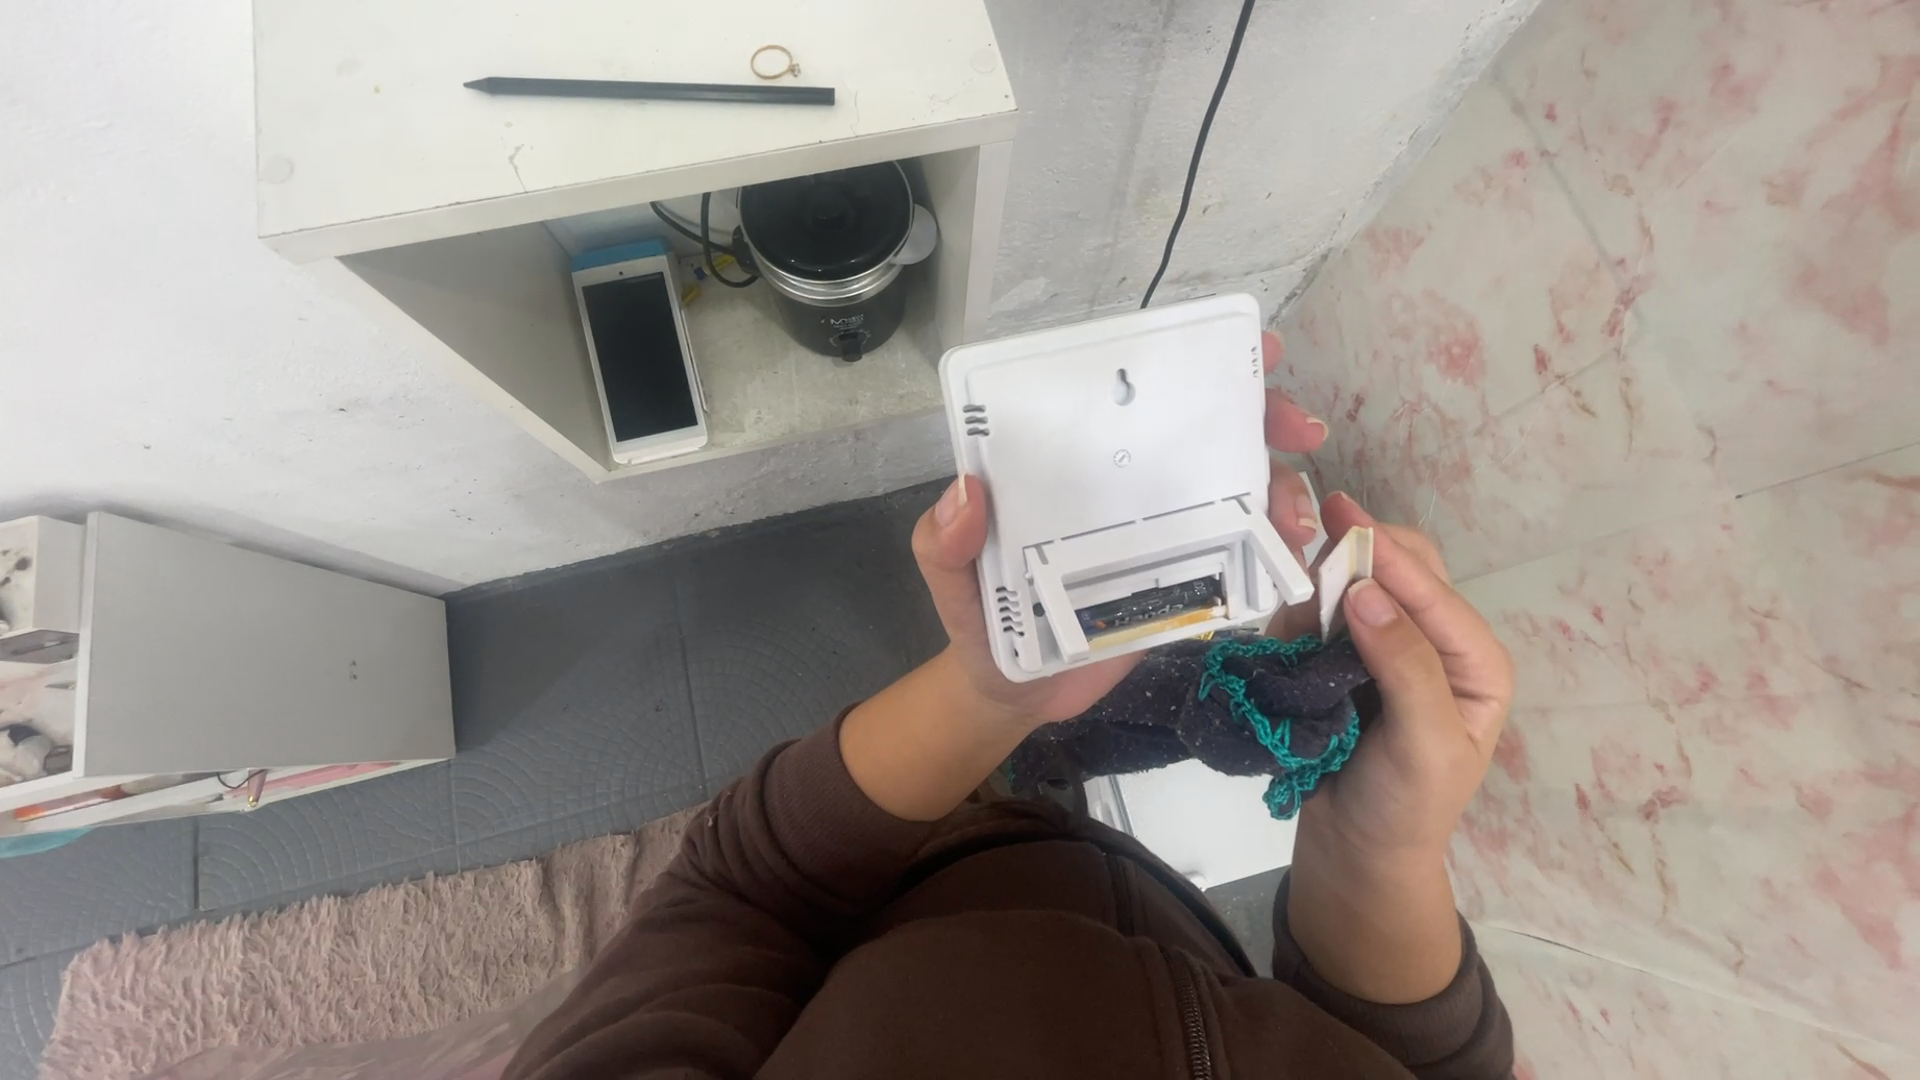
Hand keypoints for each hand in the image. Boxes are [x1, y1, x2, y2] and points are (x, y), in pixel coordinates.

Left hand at [910, 331, 1329, 730]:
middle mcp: (1122, 492)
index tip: (1245, 354)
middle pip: (1202, 436)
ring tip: (1293, 519)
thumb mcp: (952, 583)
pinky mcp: (1181, 587)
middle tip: (1298, 430)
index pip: (1128, 405)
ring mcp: (1158, 537)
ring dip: (1282, 489)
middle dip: (1263, 416)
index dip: (1188, 371)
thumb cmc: (980, 626)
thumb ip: (944, 545)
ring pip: (1234, 493)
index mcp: (1070, 473)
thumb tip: (966, 493)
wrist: (1016, 695)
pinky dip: (1274, 551)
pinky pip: (1239, 559)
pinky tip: (1292, 557)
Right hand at [1284, 492, 1512, 1003]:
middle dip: (1359, 549)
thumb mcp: (1424, 743)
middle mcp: (1430, 641)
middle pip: (1401, 570)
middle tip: (1307, 536)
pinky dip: (1301, 607)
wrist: (1354, 844)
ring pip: (1355, 583)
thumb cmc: (1405, 802)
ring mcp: (1380, 645)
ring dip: (1323, 576)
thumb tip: (1363, 590)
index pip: (1431, 591)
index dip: (1387, 553)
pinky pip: (1319, 612)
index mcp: (1471, 659)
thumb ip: (1404, 665)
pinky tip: (1287, 626)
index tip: (1339, 517)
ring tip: (1293, 593)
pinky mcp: (1338, 656)